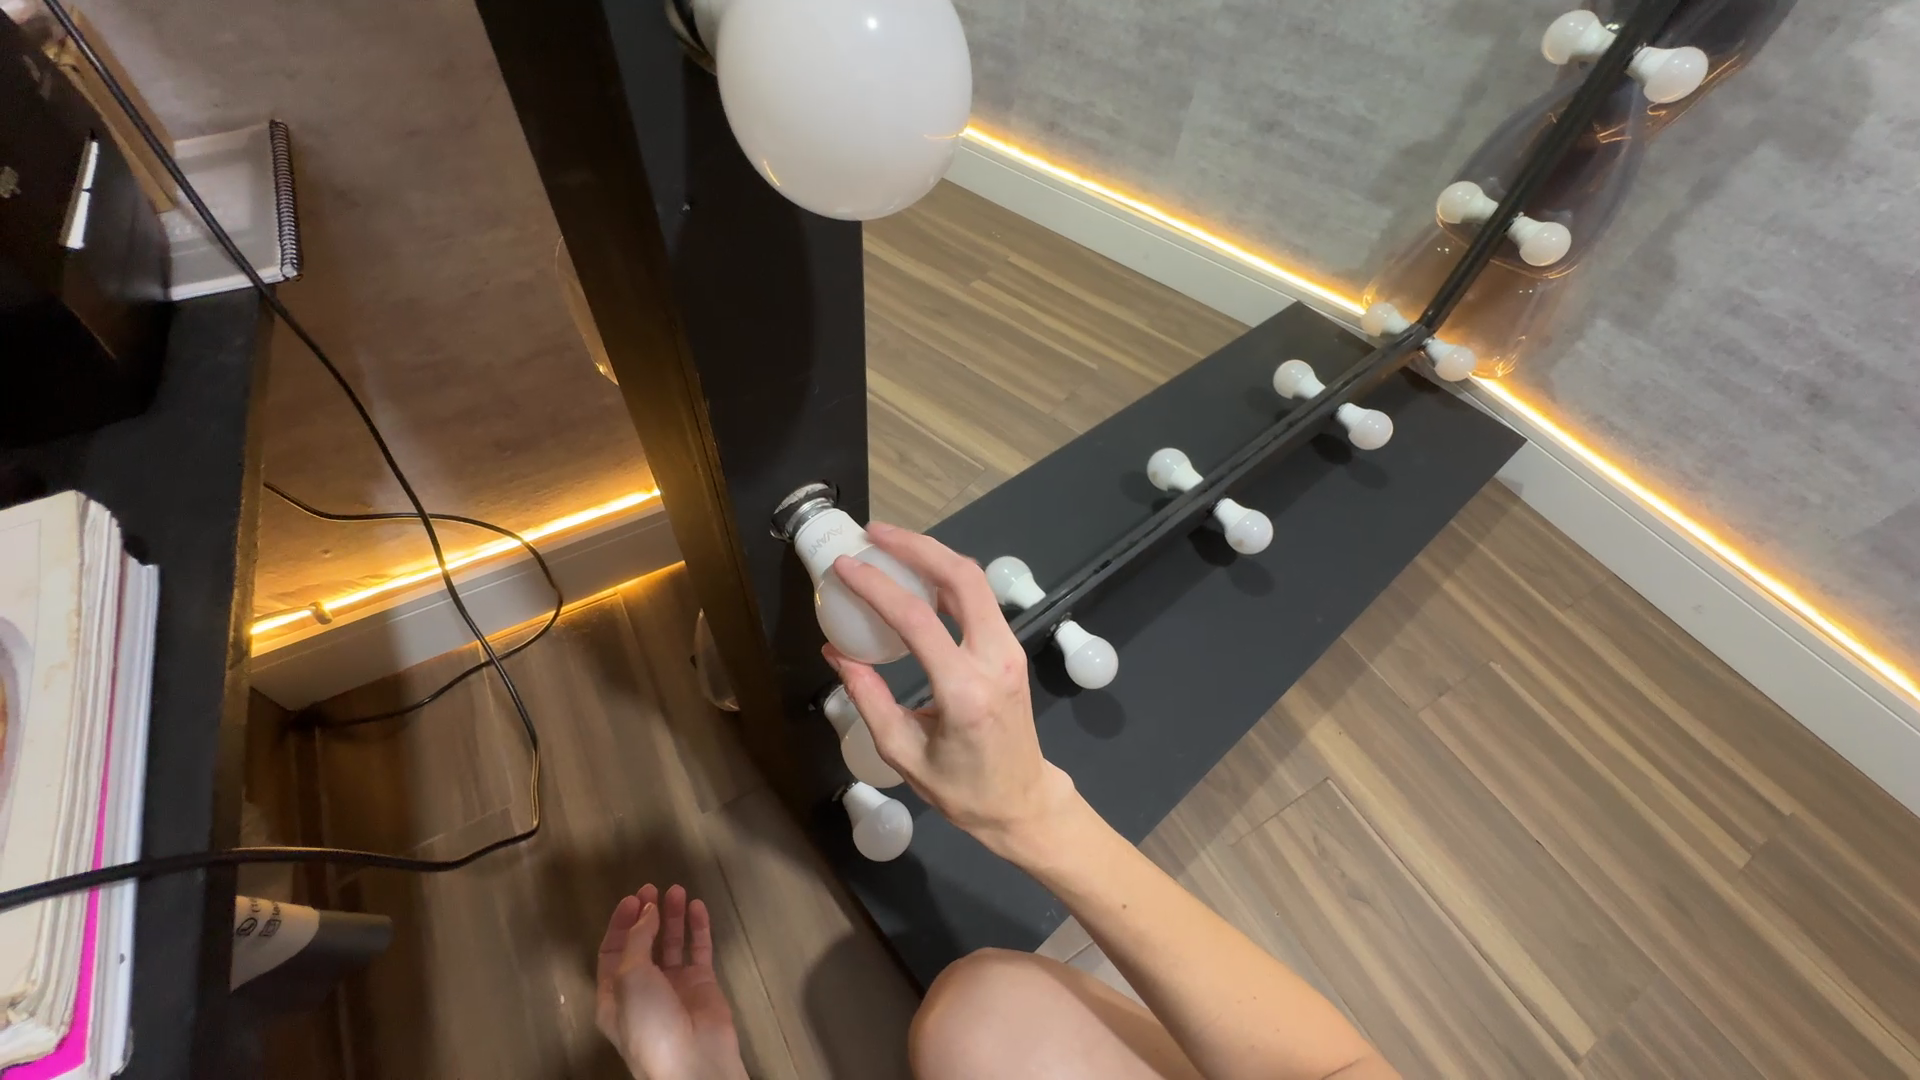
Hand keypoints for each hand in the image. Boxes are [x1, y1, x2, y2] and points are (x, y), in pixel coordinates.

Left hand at [596, 883, 747, 1079]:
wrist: (692, 1059)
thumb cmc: (650, 1022)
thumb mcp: (631, 978)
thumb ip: (637, 939)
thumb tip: (647, 909)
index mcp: (614, 996)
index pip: (612, 952)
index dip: (620, 924)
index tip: (632, 897)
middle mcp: (643, 989)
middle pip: (642, 944)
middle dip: (645, 916)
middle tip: (653, 888)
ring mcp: (674, 986)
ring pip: (671, 943)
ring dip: (672, 917)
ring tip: (677, 890)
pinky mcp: (702, 983)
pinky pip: (698, 949)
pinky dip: (697, 927)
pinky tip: (697, 906)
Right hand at [825, 522, 1080, 858]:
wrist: (1022, 801)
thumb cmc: (961, 789)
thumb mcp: (902, 752)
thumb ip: (868, 697)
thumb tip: (836, 651)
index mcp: (964, 691)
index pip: (917, 620)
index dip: (877, 586)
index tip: (846, 565)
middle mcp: (996, 659)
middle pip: (962, 578)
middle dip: (917, 546)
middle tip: (875, 533)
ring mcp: (1011, 650)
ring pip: (976, 582)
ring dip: (934, 555)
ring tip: (892, 544)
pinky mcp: (1012, 649)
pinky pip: (981, 600)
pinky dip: (949, 577)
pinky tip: (919, 574)